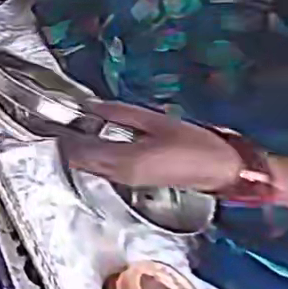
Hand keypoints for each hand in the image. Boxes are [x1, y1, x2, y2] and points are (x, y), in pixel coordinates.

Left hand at [58, 102, 241, 191]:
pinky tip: (98, 144)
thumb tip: (92, 106)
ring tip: (81, 131)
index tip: (61, 120)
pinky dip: (93, 157)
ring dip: (79, 151)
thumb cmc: (198, 146)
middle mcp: (117, 173)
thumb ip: (122, 114)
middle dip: (68, 143)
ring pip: (87, 166)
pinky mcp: (130, 183)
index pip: (77, 149)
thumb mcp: (159, 122)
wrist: (227, 172)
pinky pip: (100, 170)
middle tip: (68, 125)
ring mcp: (123, 181)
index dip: (65, 135)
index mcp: (123, 159)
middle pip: (77, 160)